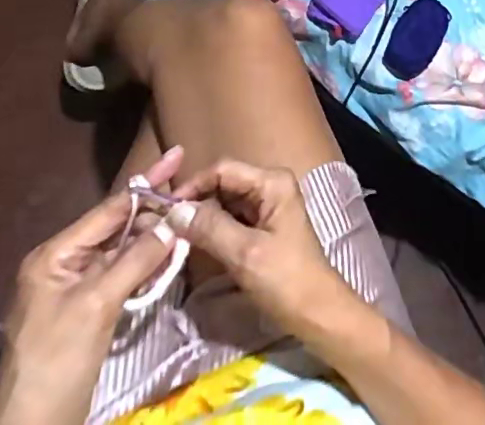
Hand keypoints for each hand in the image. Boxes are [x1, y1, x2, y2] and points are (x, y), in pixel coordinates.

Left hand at [0, 148, 183, 424]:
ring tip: (185, 221)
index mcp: (56, 254)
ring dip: (152, 239)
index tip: (175, 156)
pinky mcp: (87, 311)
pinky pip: (120, 276)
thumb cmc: (57, 361)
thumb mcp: (97, 306)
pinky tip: (168, 257)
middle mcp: (64, 263)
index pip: (109, 210)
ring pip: (121, 251)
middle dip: (152, 212)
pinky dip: (144, 266)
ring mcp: (75, 288)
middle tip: (189, 194)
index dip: (146, 183)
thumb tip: (173, 223)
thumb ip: (136, 260)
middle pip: (116, 227)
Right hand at [168, 160, 358, 341]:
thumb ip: (210, 228)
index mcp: (272, 182)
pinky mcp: (263, 226)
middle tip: (167, 224)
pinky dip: (214, 229)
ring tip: (176, 234)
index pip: (223, 169)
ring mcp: (268, 205)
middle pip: (223, 183)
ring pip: (225, 202)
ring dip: (203, 217)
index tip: (166, 209)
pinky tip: (196, 242)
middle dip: (196, 202)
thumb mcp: (245, 254)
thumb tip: (174, 211)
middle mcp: (270, 185)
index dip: (193, 185)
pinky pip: (232, 218)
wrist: (318, 314)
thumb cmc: (286, 280)